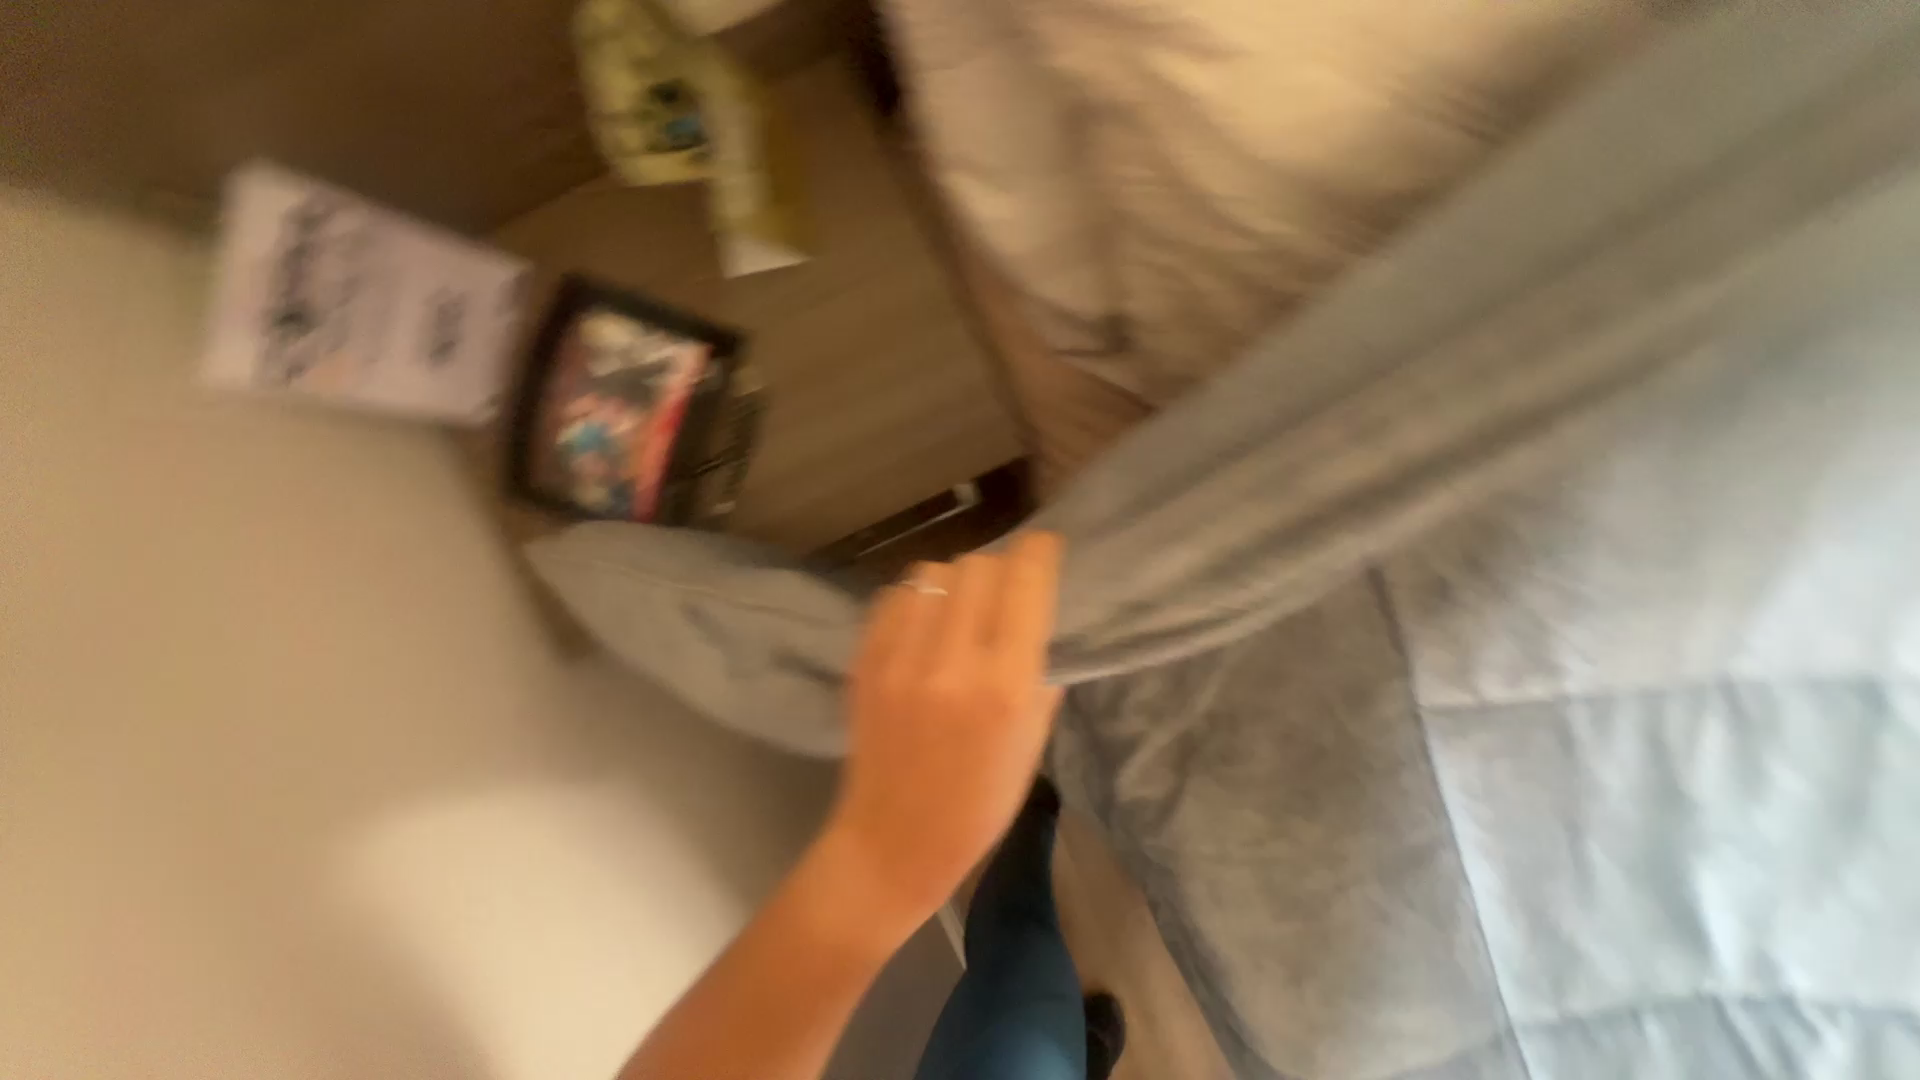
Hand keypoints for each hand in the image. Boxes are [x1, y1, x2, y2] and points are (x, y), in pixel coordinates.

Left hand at [822, 532, 1065, 924]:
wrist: (894, 841)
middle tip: (1003, 594)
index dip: (1040, 553)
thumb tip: (1037, 617)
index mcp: (1004, 686)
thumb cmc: (978, 803)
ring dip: (956, 583)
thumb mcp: (1032, 742)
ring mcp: (899, 660)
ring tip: (960, 610)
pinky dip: (916, 601)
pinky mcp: (864, 662)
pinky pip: (895, 598)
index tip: (1045, 551)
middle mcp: (951, 662)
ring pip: (933, 573)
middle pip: (977, 566)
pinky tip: (924, 628)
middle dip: (1000, 569)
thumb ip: (1039, 672)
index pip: (1024, 581)